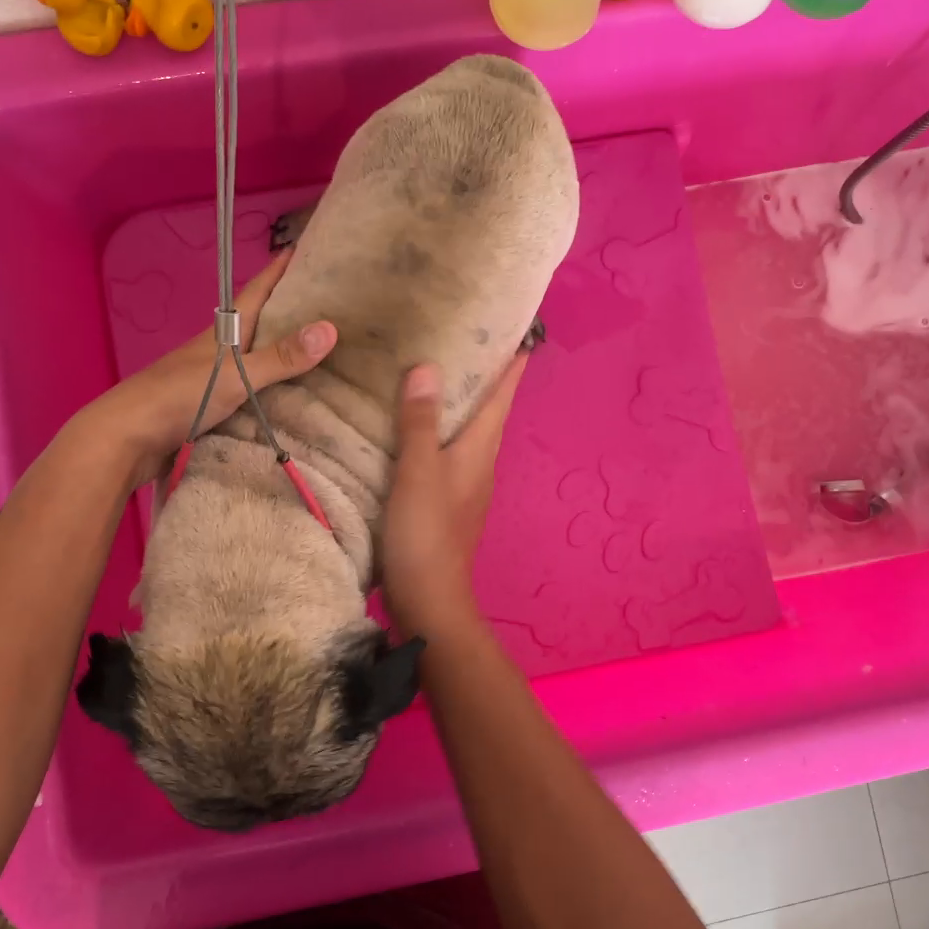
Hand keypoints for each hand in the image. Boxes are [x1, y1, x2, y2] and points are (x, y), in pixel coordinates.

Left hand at [64, 251, 336, 488]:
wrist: (127, 440)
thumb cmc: (179, 397)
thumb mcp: (235, 375)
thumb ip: (281, 357)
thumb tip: (330, 328)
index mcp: (223, 333)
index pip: (257, 292)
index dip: (279, 270)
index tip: (307, 249)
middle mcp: (219, 352)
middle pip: (260, 325)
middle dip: (291, 314)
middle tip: (333, 307)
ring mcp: (213, 381)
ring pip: (256, 362)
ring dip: (283, 357)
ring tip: (325, 356)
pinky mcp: (210, 410)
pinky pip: (251, 394)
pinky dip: (273, 393)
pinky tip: (295, 402)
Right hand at [381, 356, 528, 630]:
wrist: (428, 601)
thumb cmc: (426, 533)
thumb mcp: (418, 472)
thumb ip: (421, 422)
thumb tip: (429, 367)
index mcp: (479, 450)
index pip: (501, 395)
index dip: (512, 362)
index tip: (520, 327)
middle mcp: (479, 463)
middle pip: (485, 410)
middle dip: (481, 375)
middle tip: (459, 334)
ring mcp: (463, 485)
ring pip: (463, 431)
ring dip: (454, 402)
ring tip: (428, 370)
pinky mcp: (444, 503)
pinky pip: (443, 452)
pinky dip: (433, 430)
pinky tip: (408, 426)